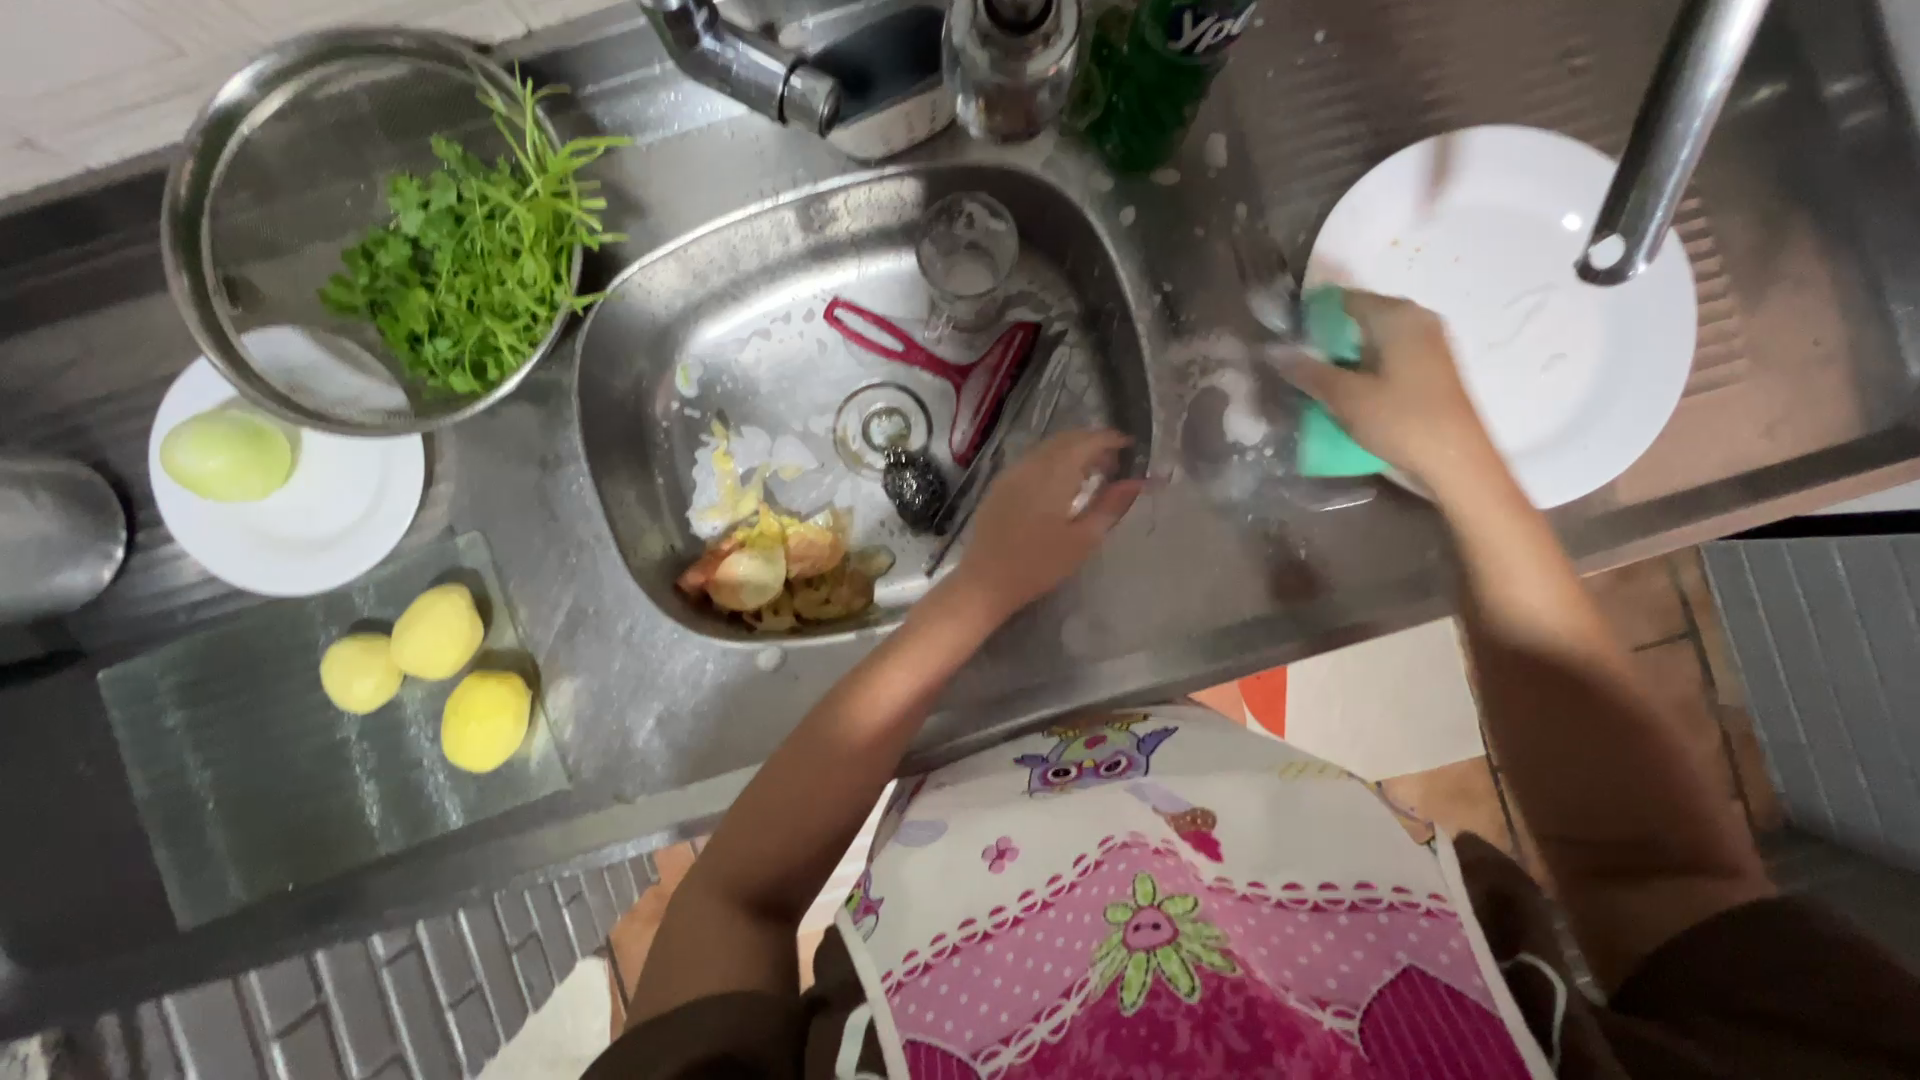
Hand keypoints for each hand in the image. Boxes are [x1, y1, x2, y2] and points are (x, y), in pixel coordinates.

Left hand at [951, 429, 1145, 618]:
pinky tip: (1060, 486)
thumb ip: (1111, 505)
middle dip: (1092, 444)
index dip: (1111, 439)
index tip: (1130, 447)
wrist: (986, 581)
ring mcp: (1011, 473)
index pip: (1087, 441)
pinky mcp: (1000, 486)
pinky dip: (1052, 462)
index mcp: (1054, 474)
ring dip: (1072, 452)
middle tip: (1114, 463)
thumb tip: (1137, 481)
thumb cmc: (1040, 564)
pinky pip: (1032, 461)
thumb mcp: (1083, 538)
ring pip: (1047, 448)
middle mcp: (1031, 465)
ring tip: (1091, 475)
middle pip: (1066, 439)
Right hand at [1274, 291, 1505, 493]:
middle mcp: (1417, 318)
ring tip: (1315, 383)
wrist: (1457, 462)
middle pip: (1357, 320)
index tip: (1284, 343)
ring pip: (1371, 341)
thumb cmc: (1401, 421)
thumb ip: (1307, 371)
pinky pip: (1387, 356)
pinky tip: (1346, 393)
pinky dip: (1363, 368)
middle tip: (1294, 367)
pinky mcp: (1431, 367)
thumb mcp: (1345, 397)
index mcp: (1397, 315)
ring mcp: (1428, 343)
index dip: (1309, 319)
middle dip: (1324, 341)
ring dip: (1342, 358)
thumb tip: (1273, 350)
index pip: (1341, 301)